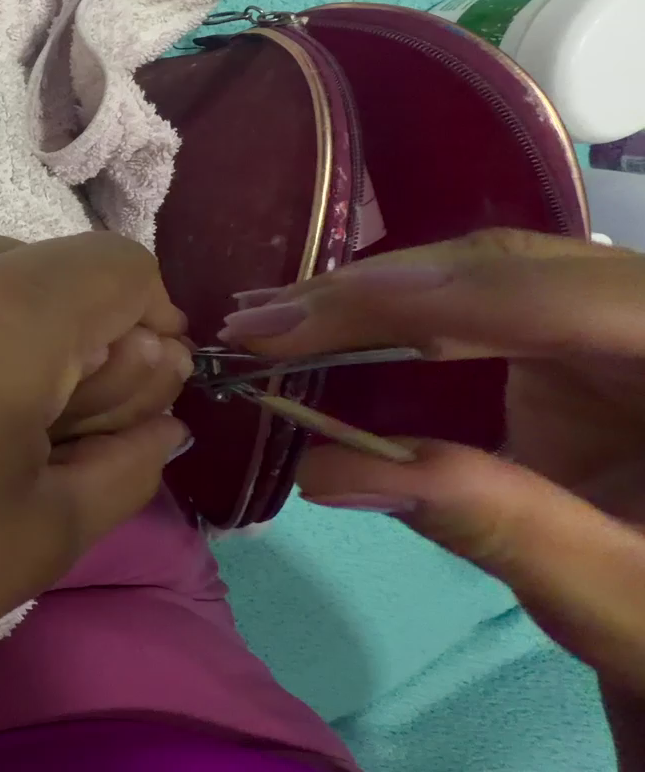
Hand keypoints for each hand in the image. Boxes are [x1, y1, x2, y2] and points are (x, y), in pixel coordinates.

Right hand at [220, 230, 644, 706]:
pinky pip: (470, 297)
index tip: (291, 326)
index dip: (421, 302)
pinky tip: (316, 320)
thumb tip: (321, 471)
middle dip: (370, 292)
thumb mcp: (622, 598)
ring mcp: (623, 319)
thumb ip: (494, 525)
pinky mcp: (576, 336)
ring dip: (364, 294)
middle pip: (511, 267)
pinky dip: (384, 309)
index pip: (566, 302)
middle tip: (256, 327)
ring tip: (267, 321)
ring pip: (483, 269)